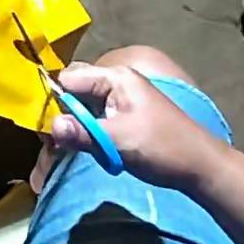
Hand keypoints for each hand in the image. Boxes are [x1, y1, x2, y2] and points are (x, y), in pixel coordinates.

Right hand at [50, 64, 232, 191]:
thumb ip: (84, 133)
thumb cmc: (162, 147)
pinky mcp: (120, 117)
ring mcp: (118, 99)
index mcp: (116, 77)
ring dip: (71, 129)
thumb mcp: (119, 140)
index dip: (54, 99)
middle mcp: (114, 82)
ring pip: (81, 108)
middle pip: (73, 91)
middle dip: (60, 116)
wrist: (199, 166)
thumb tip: (51, 125)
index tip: (44, 126)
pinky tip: (77, 151)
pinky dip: (83, 134)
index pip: (71, 77)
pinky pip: (92, 120)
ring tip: (61, 153)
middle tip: (52, 144)